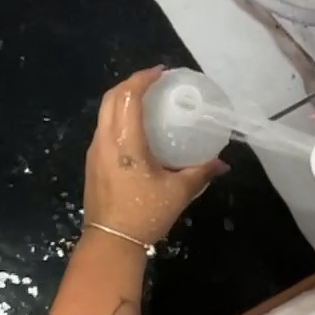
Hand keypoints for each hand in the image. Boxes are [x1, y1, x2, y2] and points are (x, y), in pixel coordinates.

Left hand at [82, 69, 225, 246]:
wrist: (110, 242)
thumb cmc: (144, 214)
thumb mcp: (178, 193)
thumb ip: (200, 173)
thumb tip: (222, 163)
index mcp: (125, 141)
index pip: (129, 96)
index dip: (143, 78)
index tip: (161, 72)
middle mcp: (105, 139)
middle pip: (112, 98)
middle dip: (131, 83)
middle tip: (153, 81)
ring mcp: (95, 150)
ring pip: (104, 112)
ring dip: (122, 99)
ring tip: (145, 100)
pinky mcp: (92, 161)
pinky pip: (104, 127)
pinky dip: (118, 116)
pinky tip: (135, 127)